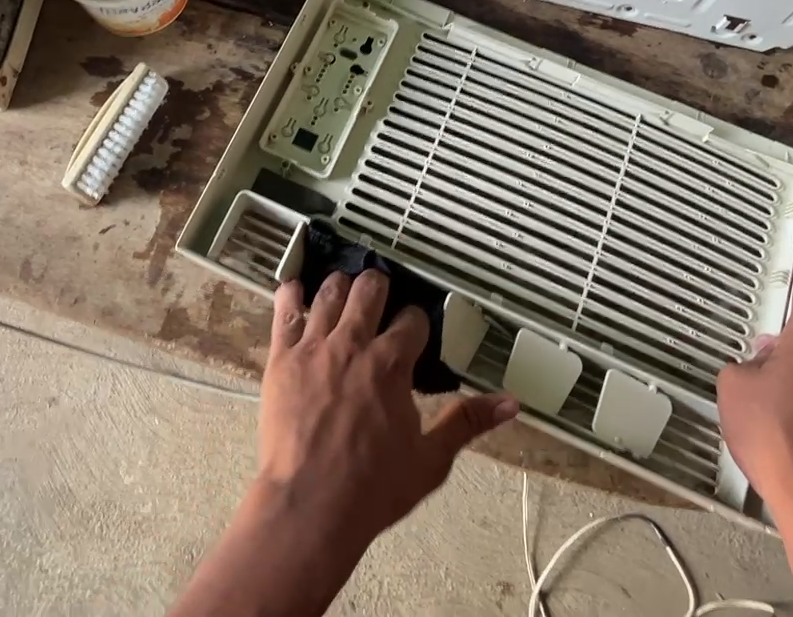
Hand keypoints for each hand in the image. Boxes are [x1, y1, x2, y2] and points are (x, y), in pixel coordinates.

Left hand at [256, 270, 519, 537]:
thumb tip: (510, 403)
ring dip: (340, 286)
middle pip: (370, 289)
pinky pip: (284, 310)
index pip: (412, 319)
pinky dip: (290, 294)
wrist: (310, 505)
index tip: (413, 331)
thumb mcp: (431, 459)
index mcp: (391, 364)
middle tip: (380, 299)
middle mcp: (354, 344)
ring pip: (329, 291)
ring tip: (344, 291)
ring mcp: (314, 347)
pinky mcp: (281, 358)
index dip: (416, 322)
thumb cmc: (372, 487)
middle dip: (379, 288)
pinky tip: (295, 288)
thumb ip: (468, 423)